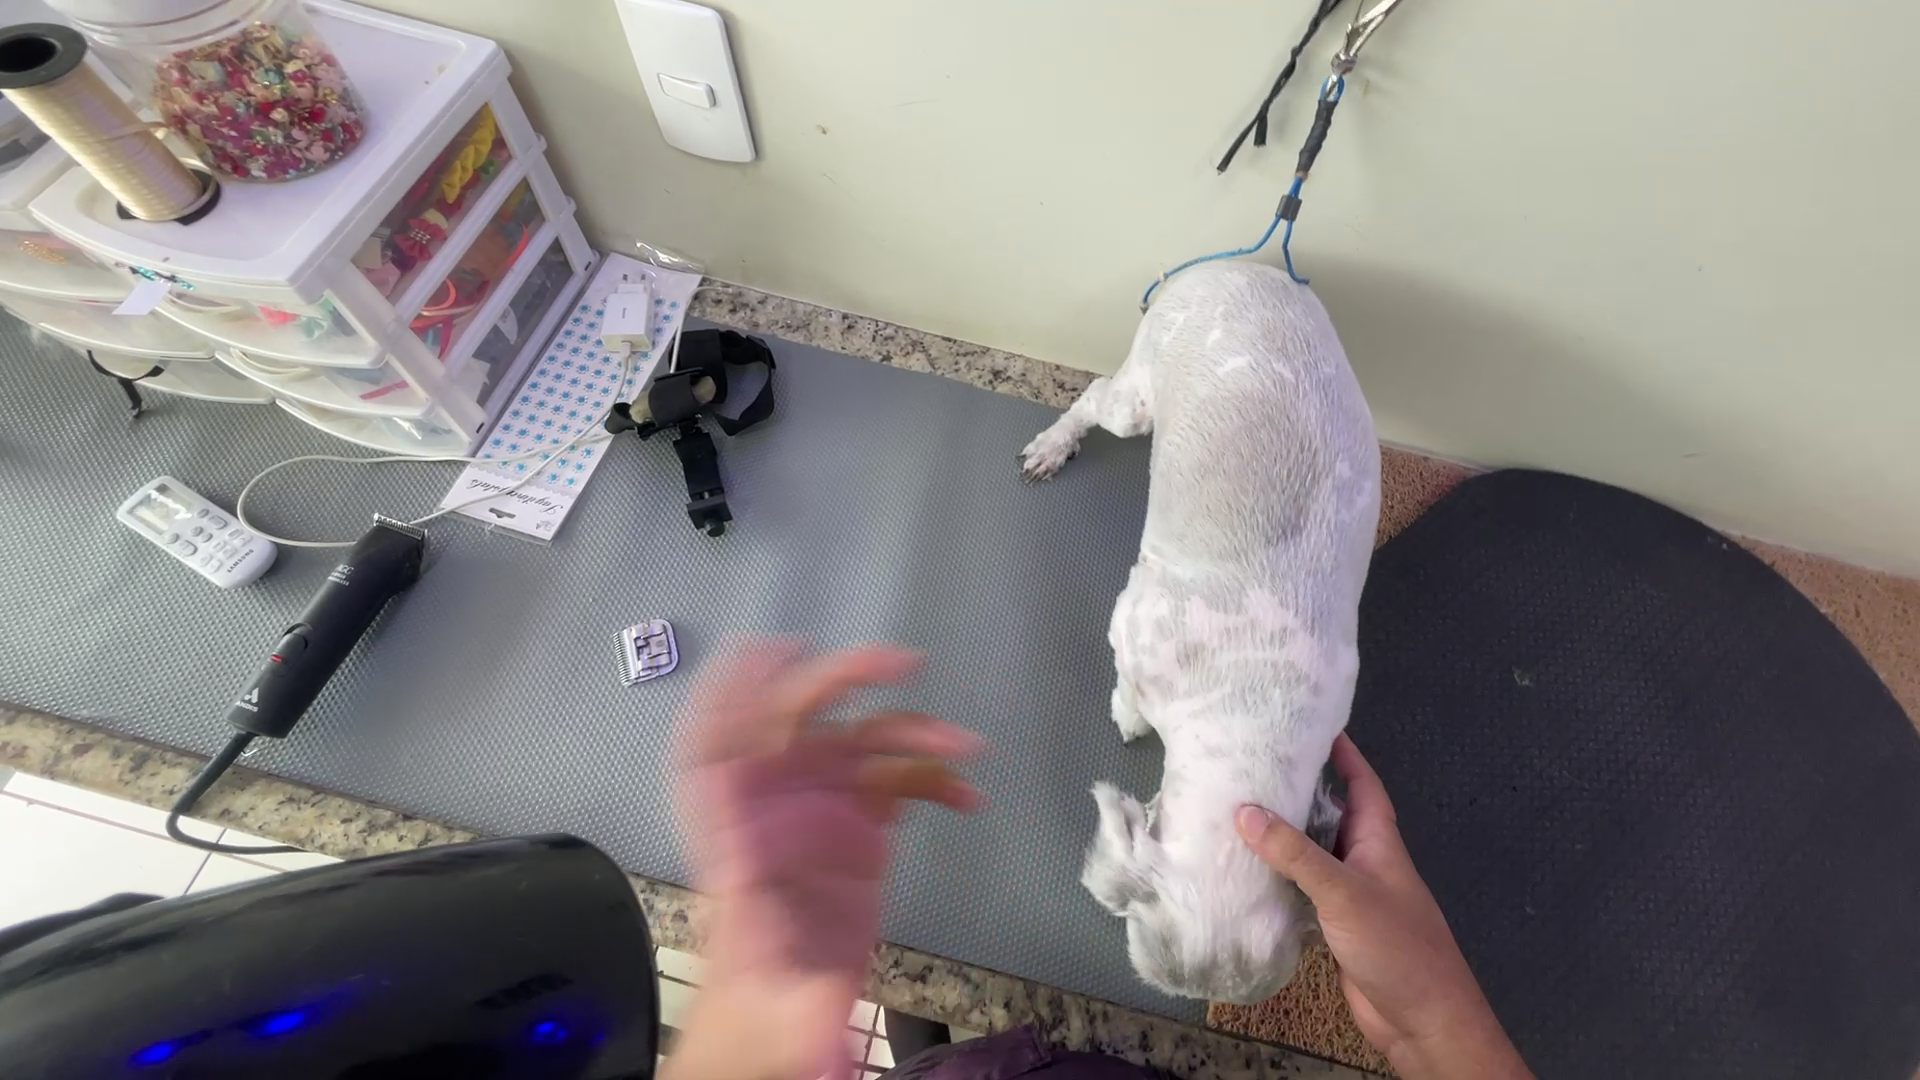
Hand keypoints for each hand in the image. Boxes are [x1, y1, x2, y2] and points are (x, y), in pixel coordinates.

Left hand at [666, 641, 983, 1079]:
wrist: (788, 1018)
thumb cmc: (757, 990)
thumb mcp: (760, 972)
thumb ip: (774, 953)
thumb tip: (788, 950)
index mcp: (734, 810)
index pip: (719, 731)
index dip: (738, 685)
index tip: (774, 651)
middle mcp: (777, 791)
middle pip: (801, 712)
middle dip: (846, 678)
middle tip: (899, 664)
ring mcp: (824, 801)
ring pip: (866, 738)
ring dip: (916, 732)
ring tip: (964, 744)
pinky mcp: (863, 821)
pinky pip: (901, 779)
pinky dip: (936, 779)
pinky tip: (963, 795)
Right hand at [1236, 735, 1531, 1079]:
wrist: (1423, 1024)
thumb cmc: (1397, 946)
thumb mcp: (1344, 891)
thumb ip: (1295, 853)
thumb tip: (1243, 811)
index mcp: (1378, 841)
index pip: (1362, 784)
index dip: (1344, 753)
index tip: (1312, 724)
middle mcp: (1363, 860)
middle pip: (1329, 812)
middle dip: (1298, 787)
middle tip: (1254, 762)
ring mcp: (1350, 892)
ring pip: (1311, 850)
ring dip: (1282, 832)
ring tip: (1238, 805)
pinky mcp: (1334, 923)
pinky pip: (1301, 885)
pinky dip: (1276, 873)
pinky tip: (1246, 865)